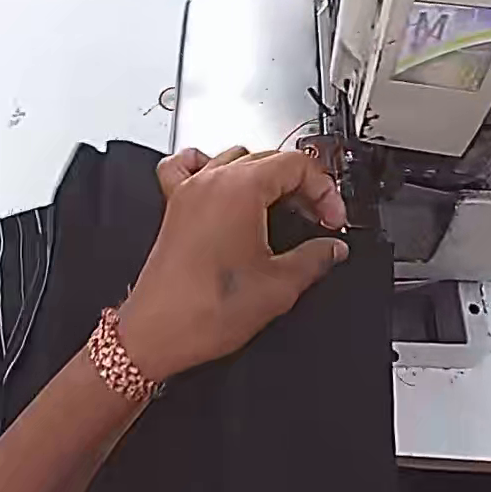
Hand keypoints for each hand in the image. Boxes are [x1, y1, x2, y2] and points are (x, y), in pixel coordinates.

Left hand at [116, 147, 348, 381]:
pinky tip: (227, 190)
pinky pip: (189, 166)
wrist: (157, 333)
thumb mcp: (279, 286)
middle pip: (270, 159)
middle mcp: (212, 181)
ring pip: (237, 159)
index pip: (297, 164)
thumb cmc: (205, 310)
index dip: (325, 190)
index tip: (332, 218)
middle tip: (318, 219)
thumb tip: (332, 248)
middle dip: (302, 186)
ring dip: (266, 177)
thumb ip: (315, 258)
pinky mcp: (176, 208)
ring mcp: (190, 191)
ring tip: (283, 208)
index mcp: (241, 189)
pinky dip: (211, 168)